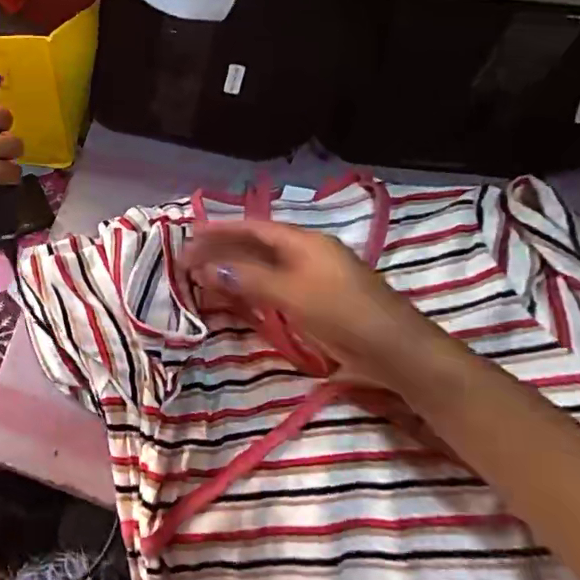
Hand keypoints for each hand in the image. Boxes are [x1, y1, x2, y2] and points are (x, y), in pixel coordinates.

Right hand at [180, 218, 455, 393]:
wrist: (393, 351)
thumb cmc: (344, 312)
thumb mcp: (292, 292)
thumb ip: (248, 278)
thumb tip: (206, 267)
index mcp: (305, 243)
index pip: (255, 228)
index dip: (221, 229)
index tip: (190, 234)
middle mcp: (305, 256)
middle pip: (254, 248)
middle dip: (220, 252)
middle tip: (186, 262)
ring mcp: (308, 281)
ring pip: (259, 271)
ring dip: (229, 274)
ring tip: (198, 281)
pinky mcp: (309, 305)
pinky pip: (268, 291)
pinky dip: (245, 292)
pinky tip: (227, 300)